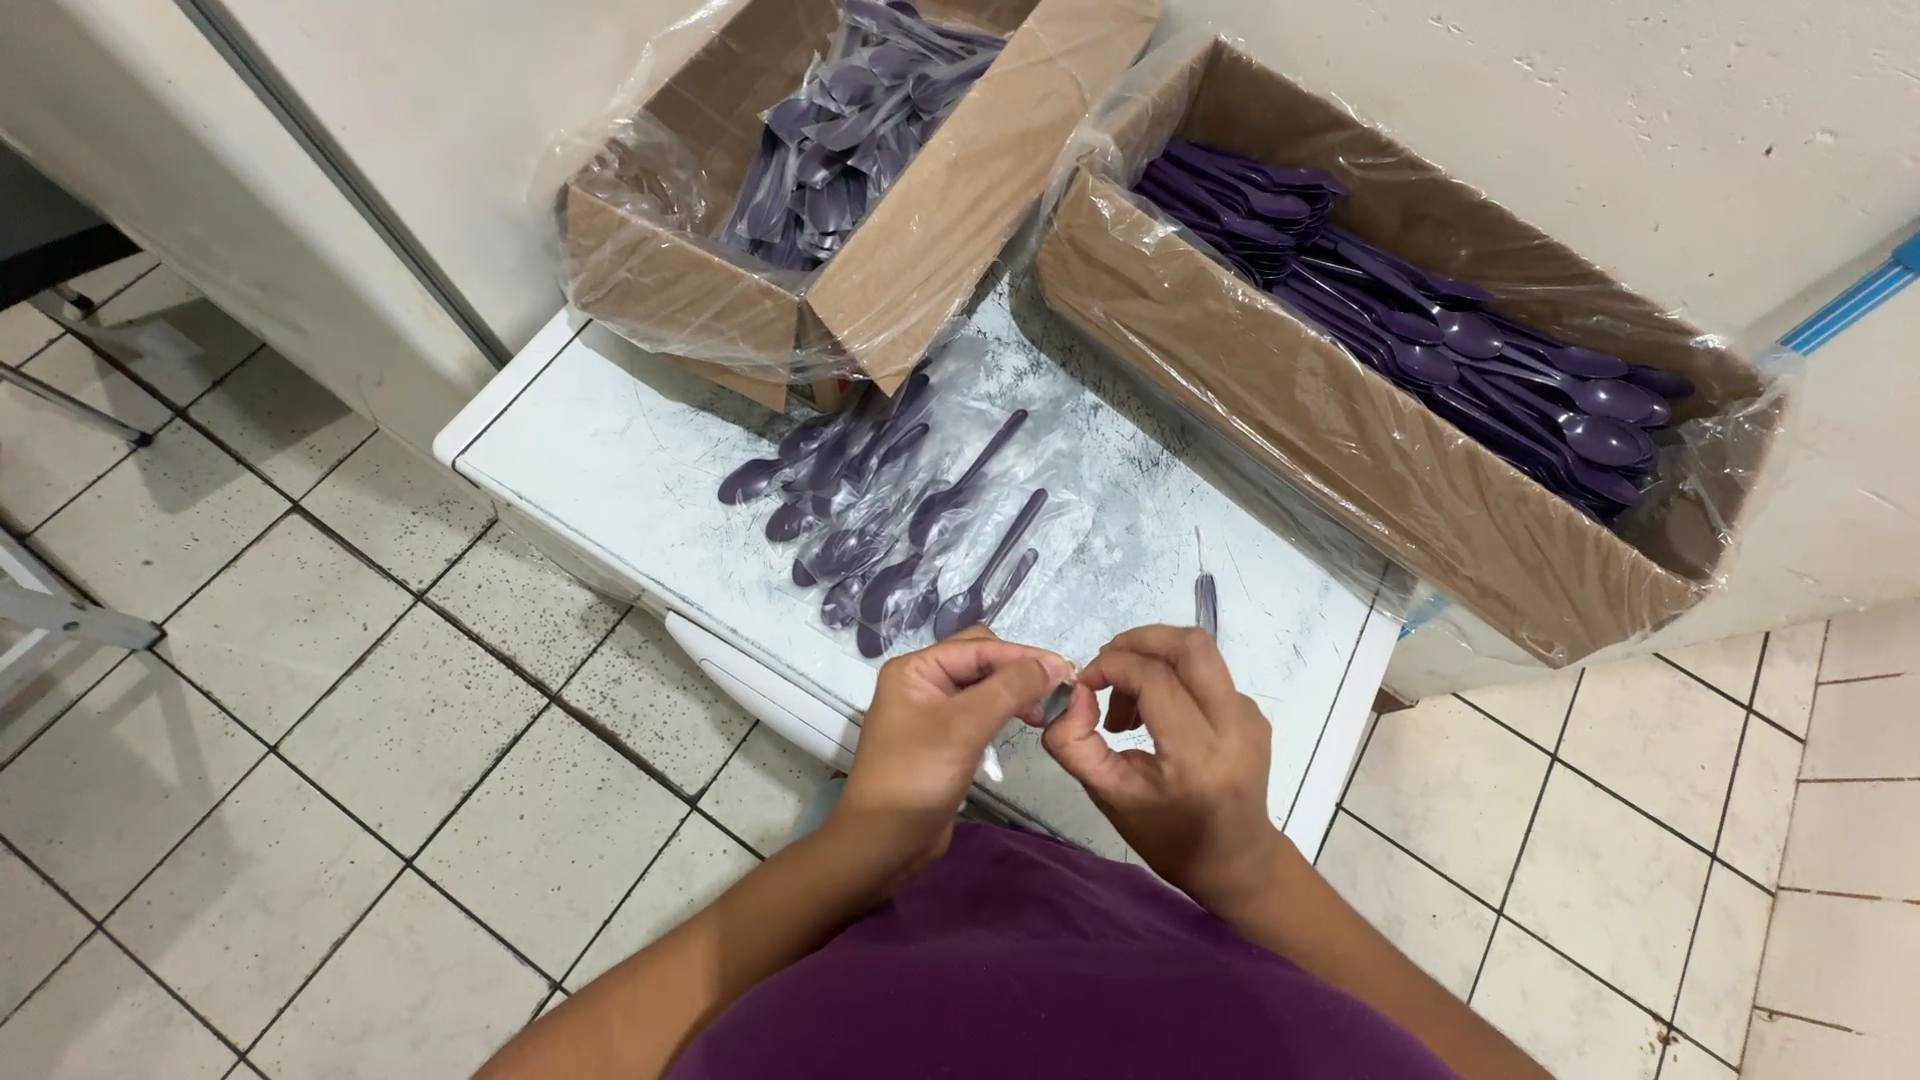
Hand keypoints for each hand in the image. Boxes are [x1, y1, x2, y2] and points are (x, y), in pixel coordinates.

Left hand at [829, 626, 1072, 881]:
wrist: (883, 844)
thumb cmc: (917, 777)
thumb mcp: (964, 727)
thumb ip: (1009, 689)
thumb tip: (1051, 664)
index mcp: (916, 669)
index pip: (978, 647)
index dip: (1022, 656)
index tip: (1065, 670)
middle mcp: (922, 683)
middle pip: (981, 661)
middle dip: (1018, 672)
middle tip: (1057, 691)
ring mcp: (931, 712)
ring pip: (983, 687)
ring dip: (1014, 693)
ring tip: (1043, 712)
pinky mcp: (943, 739)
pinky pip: (979, 713)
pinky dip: (1003, 713)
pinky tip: (1024, 725)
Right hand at [1044, 625, 1287, 912]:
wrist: (1234, 860)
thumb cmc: (1166, 835)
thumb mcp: (1107, 795)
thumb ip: (1074, 743)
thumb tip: (1075, 693)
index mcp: (1198, 758)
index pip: (1154, 679)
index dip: (1111, 667)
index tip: (1084, 684)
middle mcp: (1233, 728)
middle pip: (1190, 646)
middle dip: (1139, 640)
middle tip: (1106, 665)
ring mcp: (1249, 717)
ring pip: (1199, 653)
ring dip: (1152, 659)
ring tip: (1126, 703)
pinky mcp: (1252, 712)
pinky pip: (1205, 673)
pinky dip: (1170, 676)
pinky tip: (1152, 715)